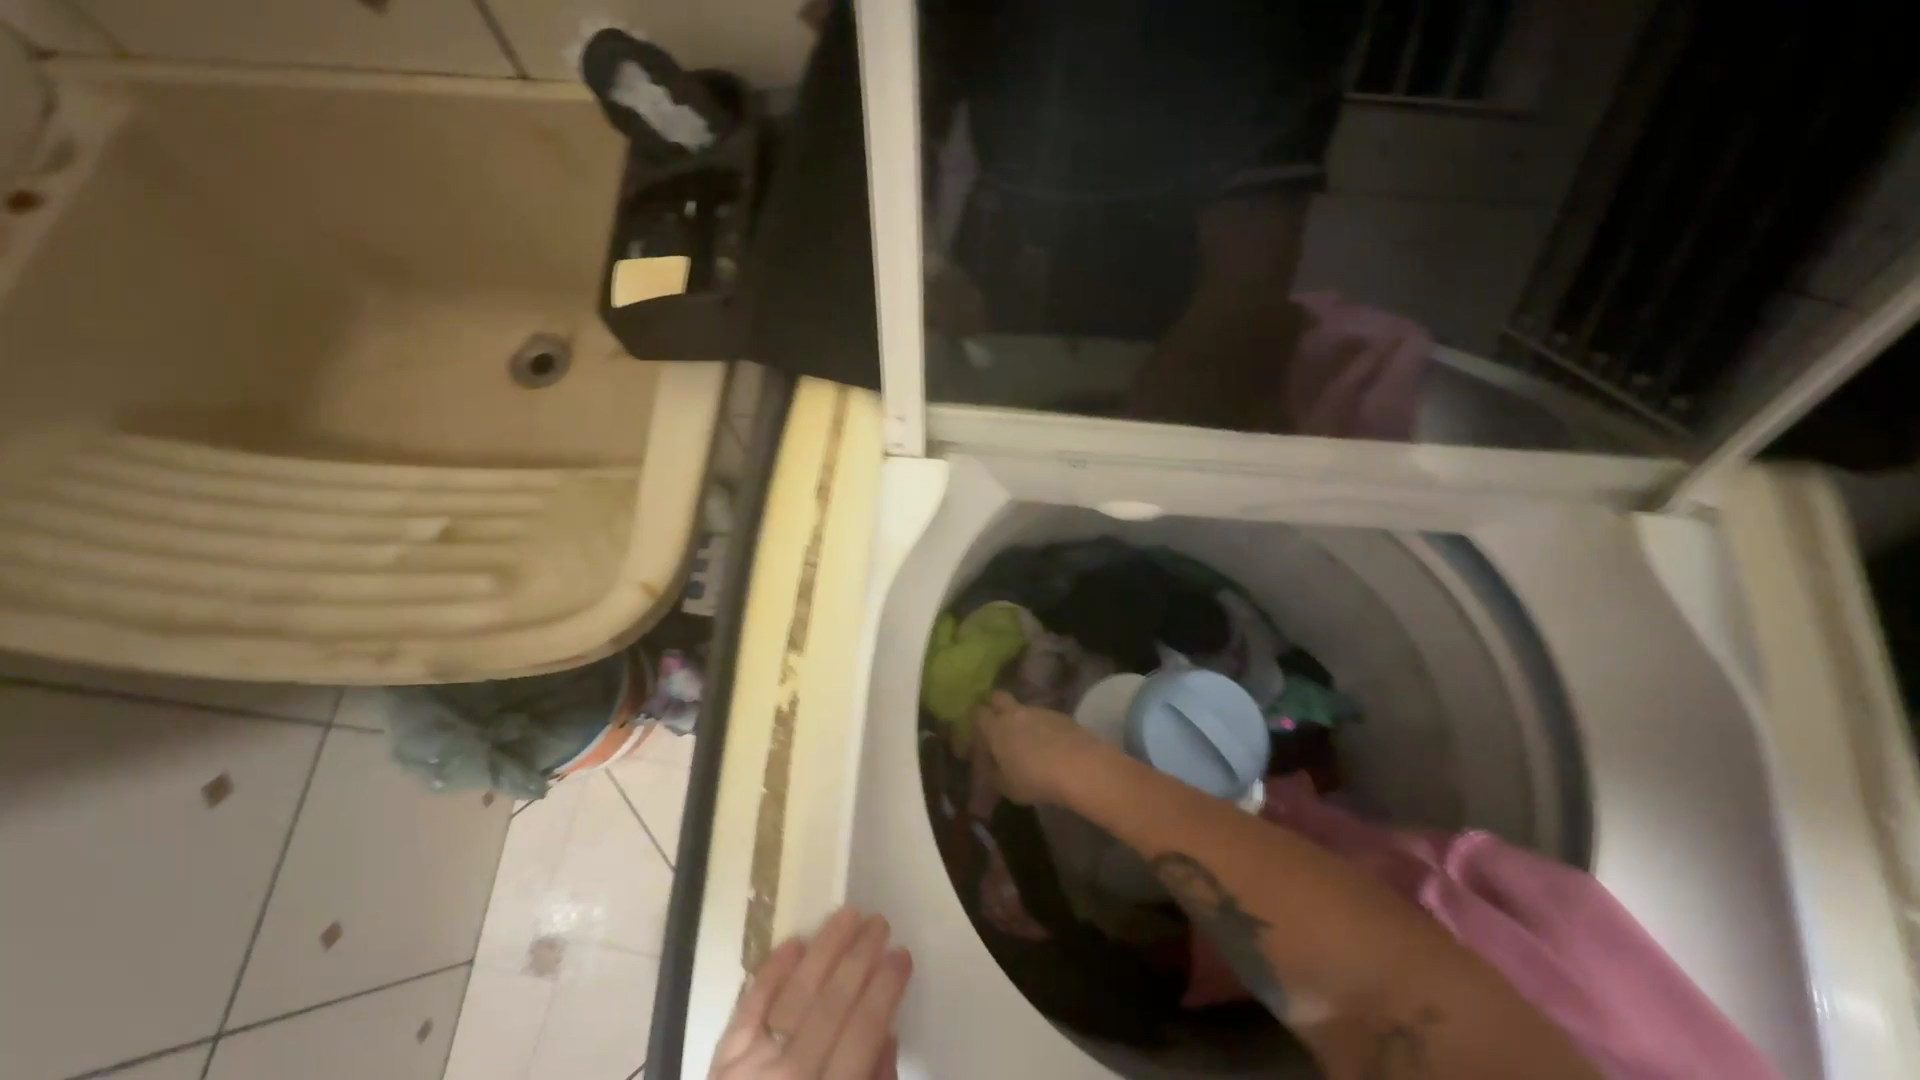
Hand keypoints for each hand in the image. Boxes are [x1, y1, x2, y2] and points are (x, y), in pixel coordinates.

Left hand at [711, 907, 912, 1079]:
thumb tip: (886, 1036)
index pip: (861, 1035)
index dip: (883, 991)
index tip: (901, 954)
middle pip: (829, 1008)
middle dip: (858, 960)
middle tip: (880, 922)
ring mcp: (747, 1070)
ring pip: (791, 998)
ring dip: (822, 952)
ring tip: (847, 916)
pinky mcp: (719, 1064)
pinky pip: (747, 1009)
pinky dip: (770, 974)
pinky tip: (793, 942)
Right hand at [972, 691, 1104, 804]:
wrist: (1080, 766)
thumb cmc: (1034, 779)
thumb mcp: (1006, 786)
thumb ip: (993, 775)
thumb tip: (989, 768)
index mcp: (996, 728)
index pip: (978, 714)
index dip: (976, 725)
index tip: (979, 741)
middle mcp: (1015, 713)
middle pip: (998, 697)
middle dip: (995, 708)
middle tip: (998, 729)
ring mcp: (1041, 711)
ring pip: (1024, 709)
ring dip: (1022, 721)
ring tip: (1029, 745)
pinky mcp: (1062, 716)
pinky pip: (1045, 718)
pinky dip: (1043, 729)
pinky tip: (1050, 748)